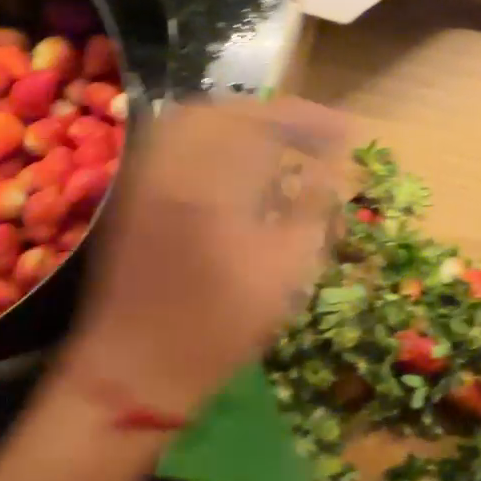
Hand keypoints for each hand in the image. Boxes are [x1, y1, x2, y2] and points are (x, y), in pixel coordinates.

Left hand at [55, 96, 347, 418]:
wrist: (134, 370)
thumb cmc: (217, 329)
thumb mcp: (284, 274)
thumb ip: (312, 211)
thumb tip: (334, 172)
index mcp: (211, 180)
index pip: (266, 122)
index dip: (311, 120)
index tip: (346, 132)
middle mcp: (172, 164)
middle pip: (225, 110)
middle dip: (274, 115)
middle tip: (312, 135)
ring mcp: (146, 177)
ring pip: (195, 123)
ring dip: (242, 124)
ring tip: (280, 146)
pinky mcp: (134, 195)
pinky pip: (176, 145)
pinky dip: (214, 142)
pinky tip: (238, 170)